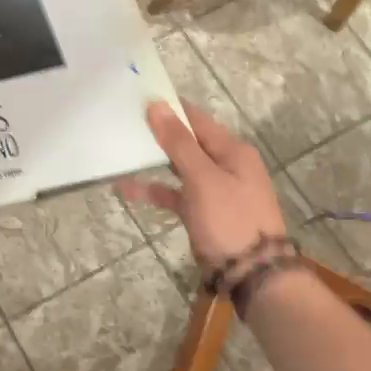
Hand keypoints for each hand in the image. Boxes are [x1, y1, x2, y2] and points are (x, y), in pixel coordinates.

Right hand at [119, 100, 285, 264]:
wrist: (251, 274)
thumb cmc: (231, 219)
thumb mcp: (203, 178)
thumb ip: (178, 142)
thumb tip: (156, 105)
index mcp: (232, 151)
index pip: (196, 118)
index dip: (168, 107)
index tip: (135, 97)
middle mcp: (224, 165)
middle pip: (185, 141)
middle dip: (155, 132)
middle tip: (121, 121)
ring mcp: (212, 188)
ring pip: (176, 166)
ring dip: (150, 160)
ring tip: (118, 149)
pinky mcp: (200, 210)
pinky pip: (172, 192)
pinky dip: (152, 188)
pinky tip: (125, 188)